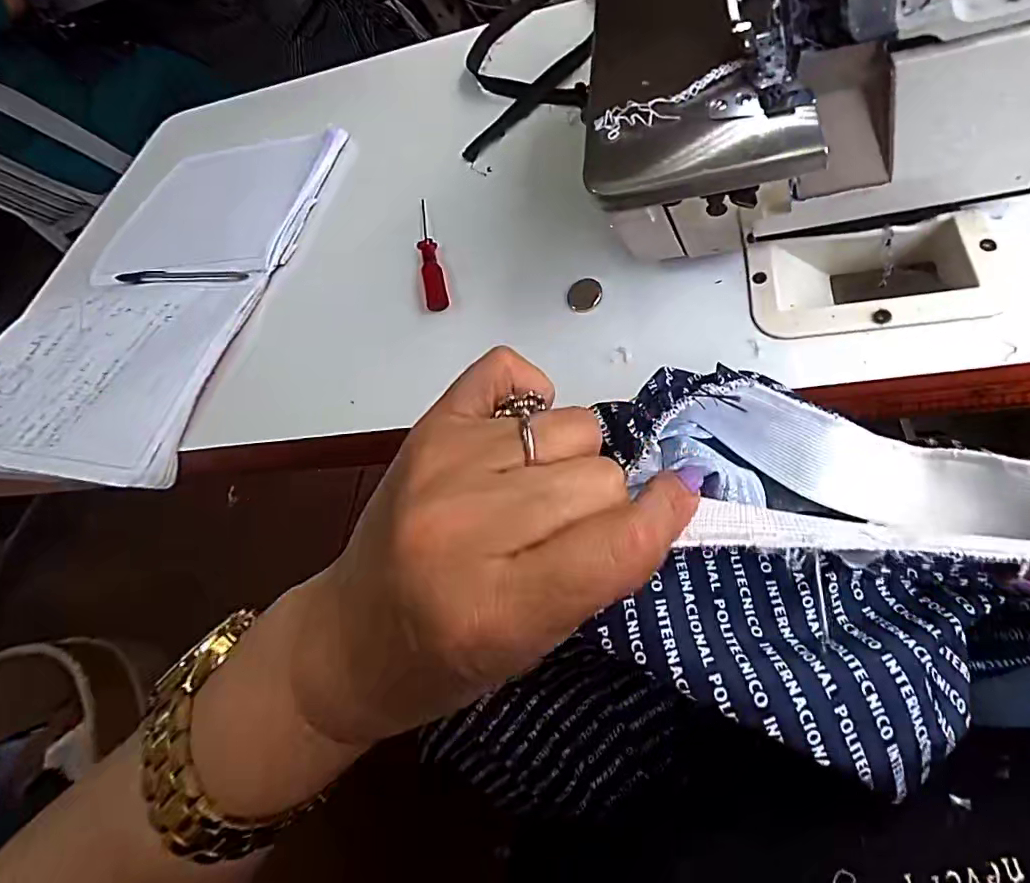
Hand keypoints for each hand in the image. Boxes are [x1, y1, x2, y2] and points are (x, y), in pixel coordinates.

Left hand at [288, 347, 697, 745]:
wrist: (348, 640)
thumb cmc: (451, 658)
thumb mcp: (543, 638)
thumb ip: (610, 566)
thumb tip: (678, 490)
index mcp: (495, 606)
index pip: (618, 543)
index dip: (665, 515)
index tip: (681, 498)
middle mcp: (462, 528)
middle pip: (602, 477)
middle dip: (606, 502)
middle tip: (568, 529)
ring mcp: (440, 467)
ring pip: (575, 426)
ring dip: (575, 456)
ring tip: (536, 488)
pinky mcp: (425, 427)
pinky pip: (512, 371)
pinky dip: (533, 396)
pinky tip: (519, 433)